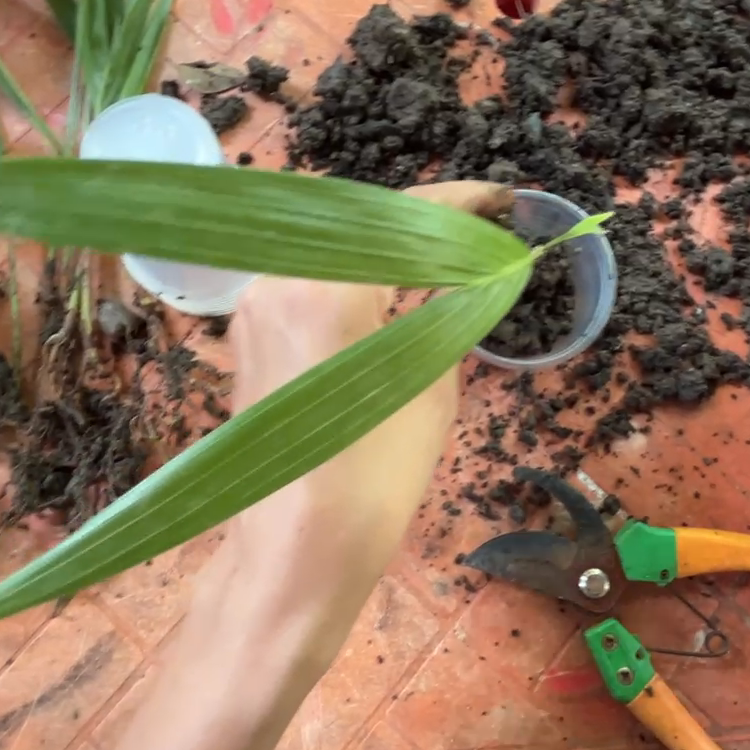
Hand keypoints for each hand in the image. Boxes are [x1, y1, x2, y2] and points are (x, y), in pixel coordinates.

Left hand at [216, 180, 514, 627]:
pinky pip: (308, 278)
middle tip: (472, 233)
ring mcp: (255, 303)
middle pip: (358, 221)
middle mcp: (278, 280)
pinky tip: (388, 287)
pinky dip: (352, 274)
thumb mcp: (429, 389)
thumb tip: (472, 274)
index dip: (457, 204)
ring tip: (438, 258)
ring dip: (385, 245)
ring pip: (330, 246)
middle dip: (419, 219)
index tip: (499, 199)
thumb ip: (446, 315)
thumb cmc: (373, 482)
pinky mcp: (250, 328)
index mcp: (325, 291)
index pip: (400, 221)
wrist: (295, 550)